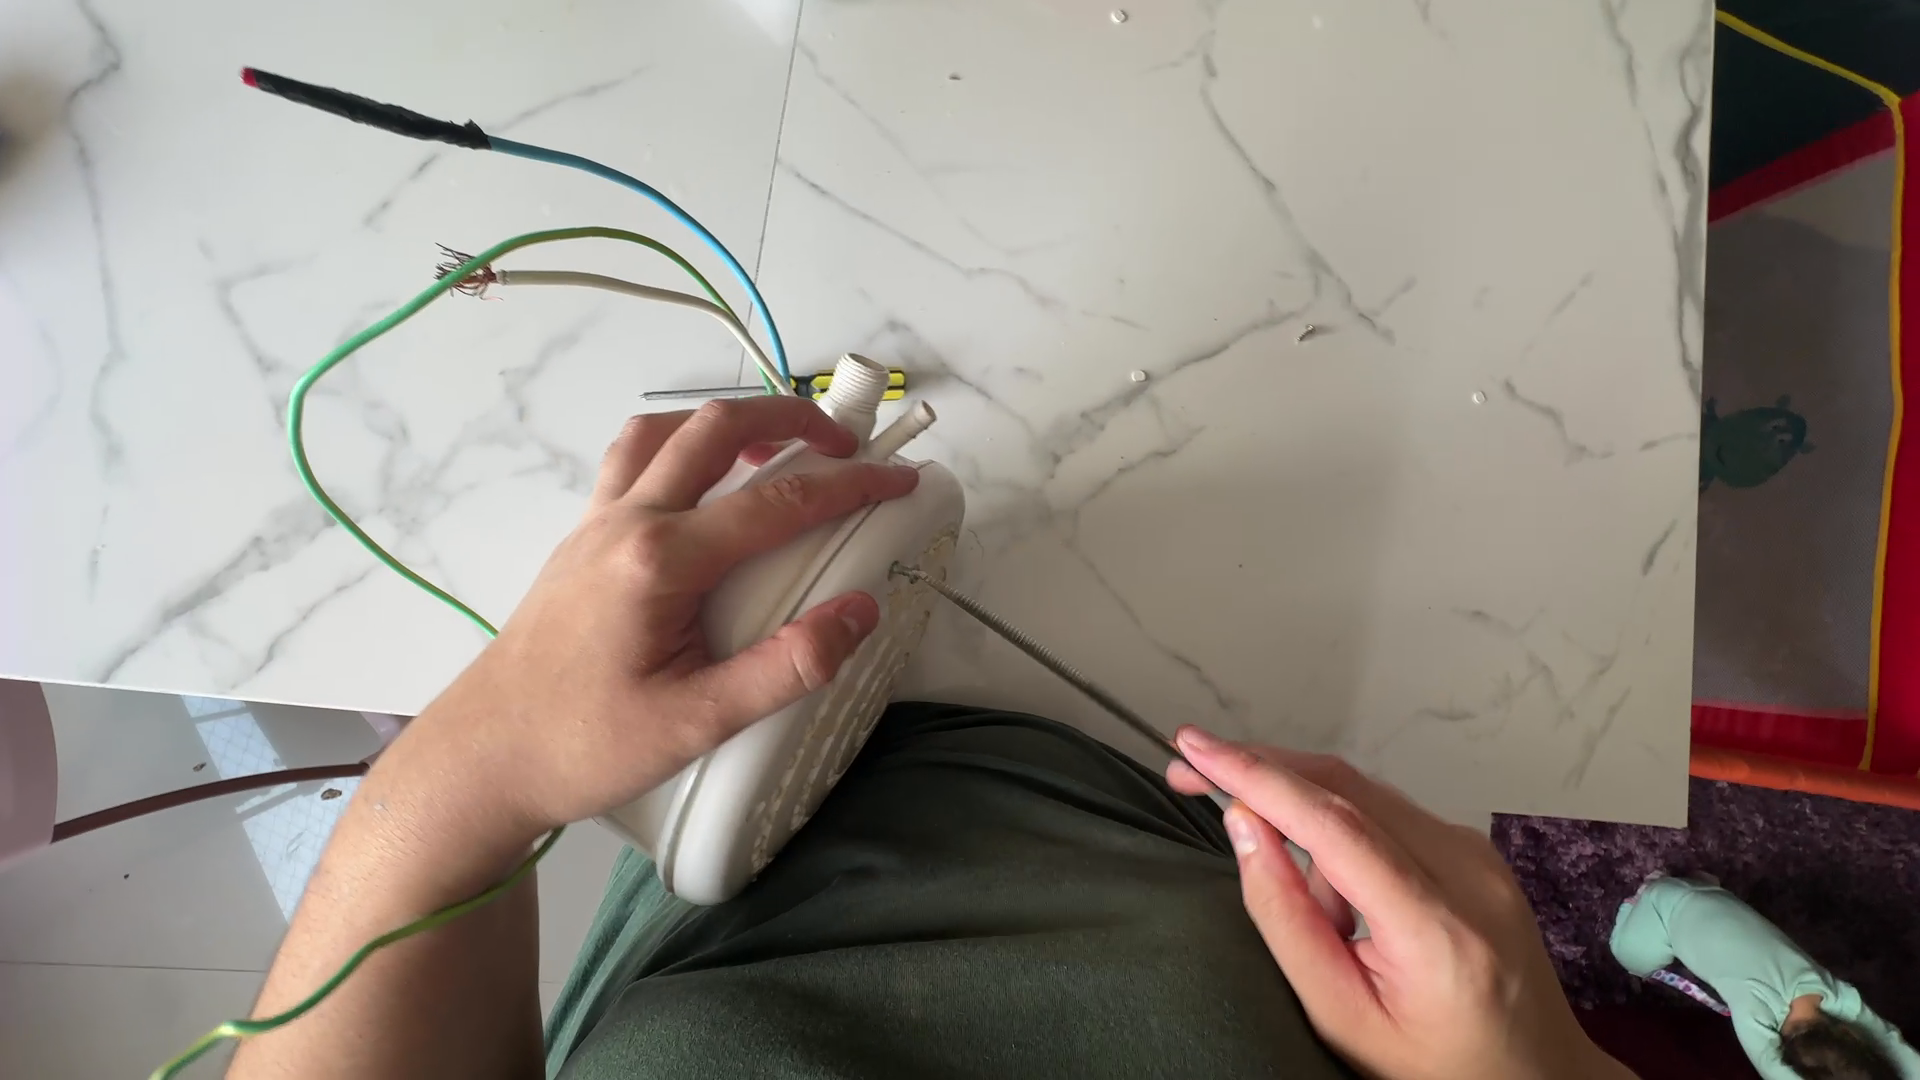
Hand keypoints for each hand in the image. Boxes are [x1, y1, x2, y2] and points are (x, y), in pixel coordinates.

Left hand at [412, 396, 919, 835]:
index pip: (776, 502)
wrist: (481, 759)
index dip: (849, 485)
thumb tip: (861, 610)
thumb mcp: (699, 723)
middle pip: (715, 428)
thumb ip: (788, 667)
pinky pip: (634, 459)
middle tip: (842, 445)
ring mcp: (597, 522)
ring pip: (664, 430)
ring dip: (729, 423)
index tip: (899, 478)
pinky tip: (704, 489)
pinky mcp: (583, 537)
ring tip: (775, 450)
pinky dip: (682, 447)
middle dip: (790, 418)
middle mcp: (627, 520)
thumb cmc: (586, 746)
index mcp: (662, 560)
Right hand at [1168, 728, 1631, 1079]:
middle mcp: (1466, 870)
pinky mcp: (1468, 842)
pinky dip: (1326, 821)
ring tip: (1299, 894)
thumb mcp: (1338, 1014)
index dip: (1255, 775)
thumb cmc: (1429, 1065)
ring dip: (1292, 804)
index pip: (1333, 824)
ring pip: (1352, 789)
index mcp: (1438, 929)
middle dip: (1256, 769)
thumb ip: (1282, 916)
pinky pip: (1374, 806)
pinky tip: (1333, 887)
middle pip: (1339, 786)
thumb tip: (1241, 819)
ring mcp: (1474, 850)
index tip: (1190, 746)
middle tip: (1188, 773)